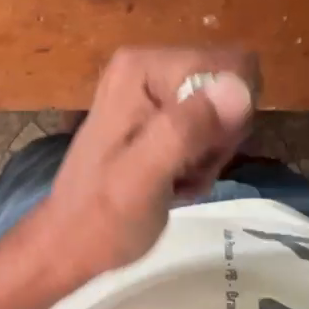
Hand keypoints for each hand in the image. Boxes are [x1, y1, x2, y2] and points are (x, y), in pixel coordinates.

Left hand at [36, 47, 258, 280]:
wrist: (70, 243)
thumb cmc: (103, 216)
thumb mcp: (145, 176)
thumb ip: (187, 129)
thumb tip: (238, 87)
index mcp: (143, 67)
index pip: (232, 68)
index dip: (228, 118)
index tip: (200, 154)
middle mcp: (149, 65)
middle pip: (230, 89)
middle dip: (218, 138)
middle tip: (184, 172)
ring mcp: (153, 89)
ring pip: (224, 114)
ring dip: (209, 155)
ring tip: (175, 181)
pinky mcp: (157, 112)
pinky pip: (208, 129)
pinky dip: (199, 161)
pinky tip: (173, 182)